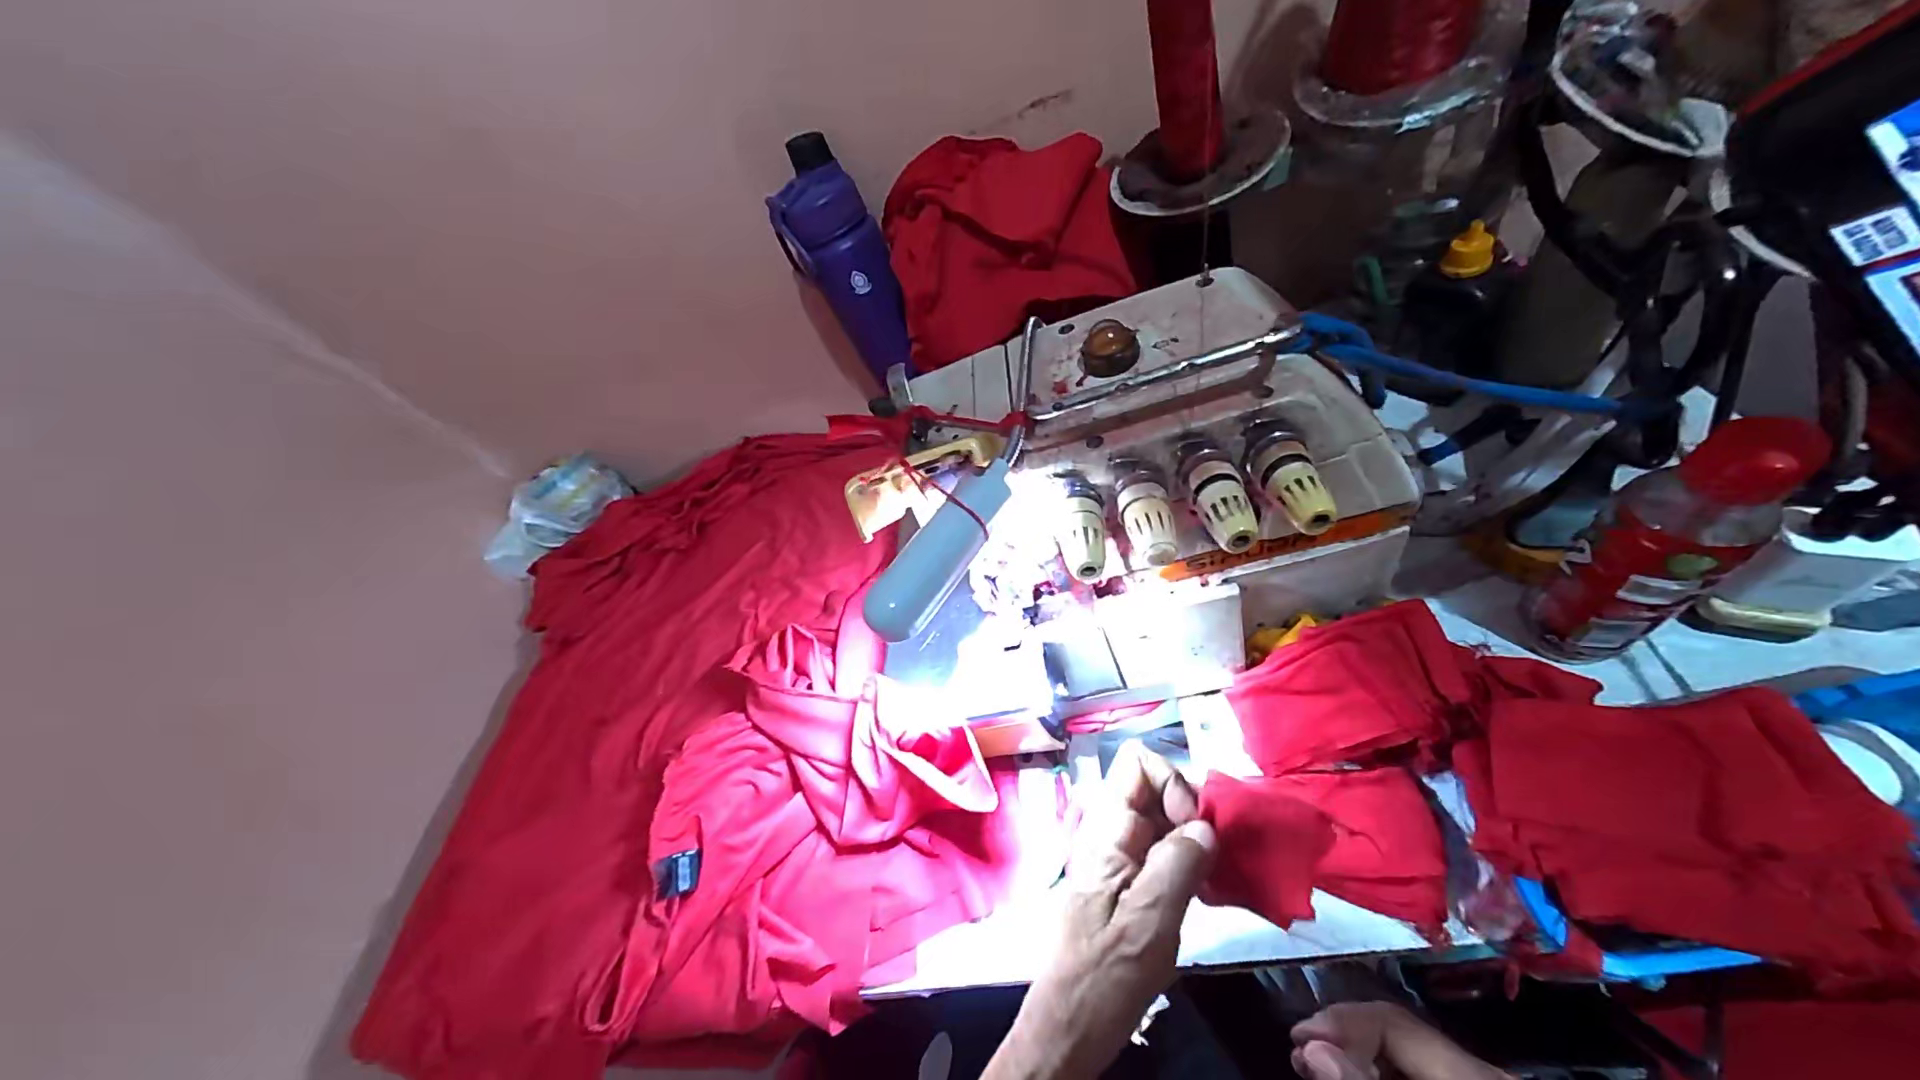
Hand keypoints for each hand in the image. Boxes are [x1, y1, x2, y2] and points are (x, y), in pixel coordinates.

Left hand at [983, 742, 1215, 1079]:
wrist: (1074, 1023)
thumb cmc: (1105, 975)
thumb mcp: (1147, 921)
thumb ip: (1177, 865)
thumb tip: (1206, 825)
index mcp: (1106, 829)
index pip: (1137, 763)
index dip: (1172, 781)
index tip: (1195, 825)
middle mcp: (1113, 831)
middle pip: (1158, 787)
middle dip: (1196, 809)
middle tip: (1223, 851)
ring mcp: (1124, 855)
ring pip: (1168, 818)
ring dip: (1201, 836)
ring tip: (1225, 871)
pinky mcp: (1136, 881)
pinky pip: (1170, 850)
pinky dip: (1196, 859)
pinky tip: (1215, 889)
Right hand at [1291, 1002, 1510, 1079]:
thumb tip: (1309, 1046)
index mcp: (1477, 1072)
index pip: (1391, 1020)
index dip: (1338, 1023)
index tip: (1298, 1041)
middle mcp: (1479, 1068)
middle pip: (1396, 1033)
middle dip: (1342, 1039)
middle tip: (1300, 1053)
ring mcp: (1474, 1079)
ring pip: (1403, 1053)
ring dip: (1355, 1055)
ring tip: (1316, 1064)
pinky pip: (1416, 1071)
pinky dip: (1379, 1071)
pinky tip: (1354, 1073)